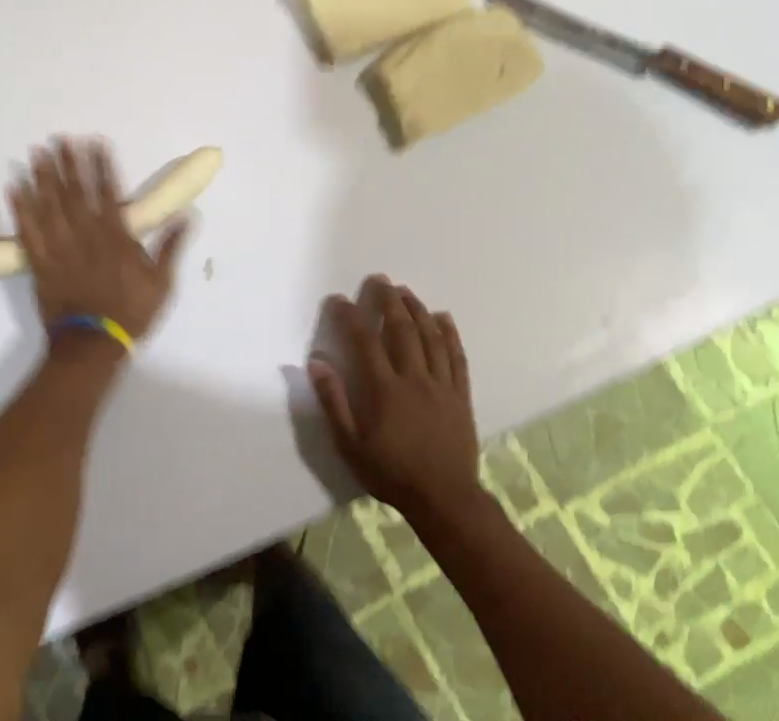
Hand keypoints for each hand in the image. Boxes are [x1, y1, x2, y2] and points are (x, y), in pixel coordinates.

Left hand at [9, 137, 189, 341]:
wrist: (93, 344)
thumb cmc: (131, 313)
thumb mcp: (161, 282)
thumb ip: (171, 246)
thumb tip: (187, 216)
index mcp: (116, 236)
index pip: (108, 192)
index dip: (101, 166)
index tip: (94, 142)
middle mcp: (86, 235)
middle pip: (75, 192)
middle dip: (67, 163)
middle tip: (58, 139)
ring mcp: (60, 248)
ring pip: (49, 206)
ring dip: (43, 178)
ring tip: (36, 154)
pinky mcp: (40, 263)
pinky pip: (27, 232)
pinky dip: (20, 210)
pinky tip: (13, 189)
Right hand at [307, 278, 483, 523]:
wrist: (444, 498)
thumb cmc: (390, 473)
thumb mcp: (350, 444)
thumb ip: (334, 402)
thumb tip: (317, 363)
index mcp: (385, 389)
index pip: (364, 341)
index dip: (350, 316)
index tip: (338, 299)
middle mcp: (414, 379)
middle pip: (402, 330)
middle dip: (389, 301)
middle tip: (379, 280)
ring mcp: (442, 386)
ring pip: (431, 338)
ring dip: (417, 310)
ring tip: (405, 291)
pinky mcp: (461, 396)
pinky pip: (457, 358)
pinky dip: (450, 334)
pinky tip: (444, 318)